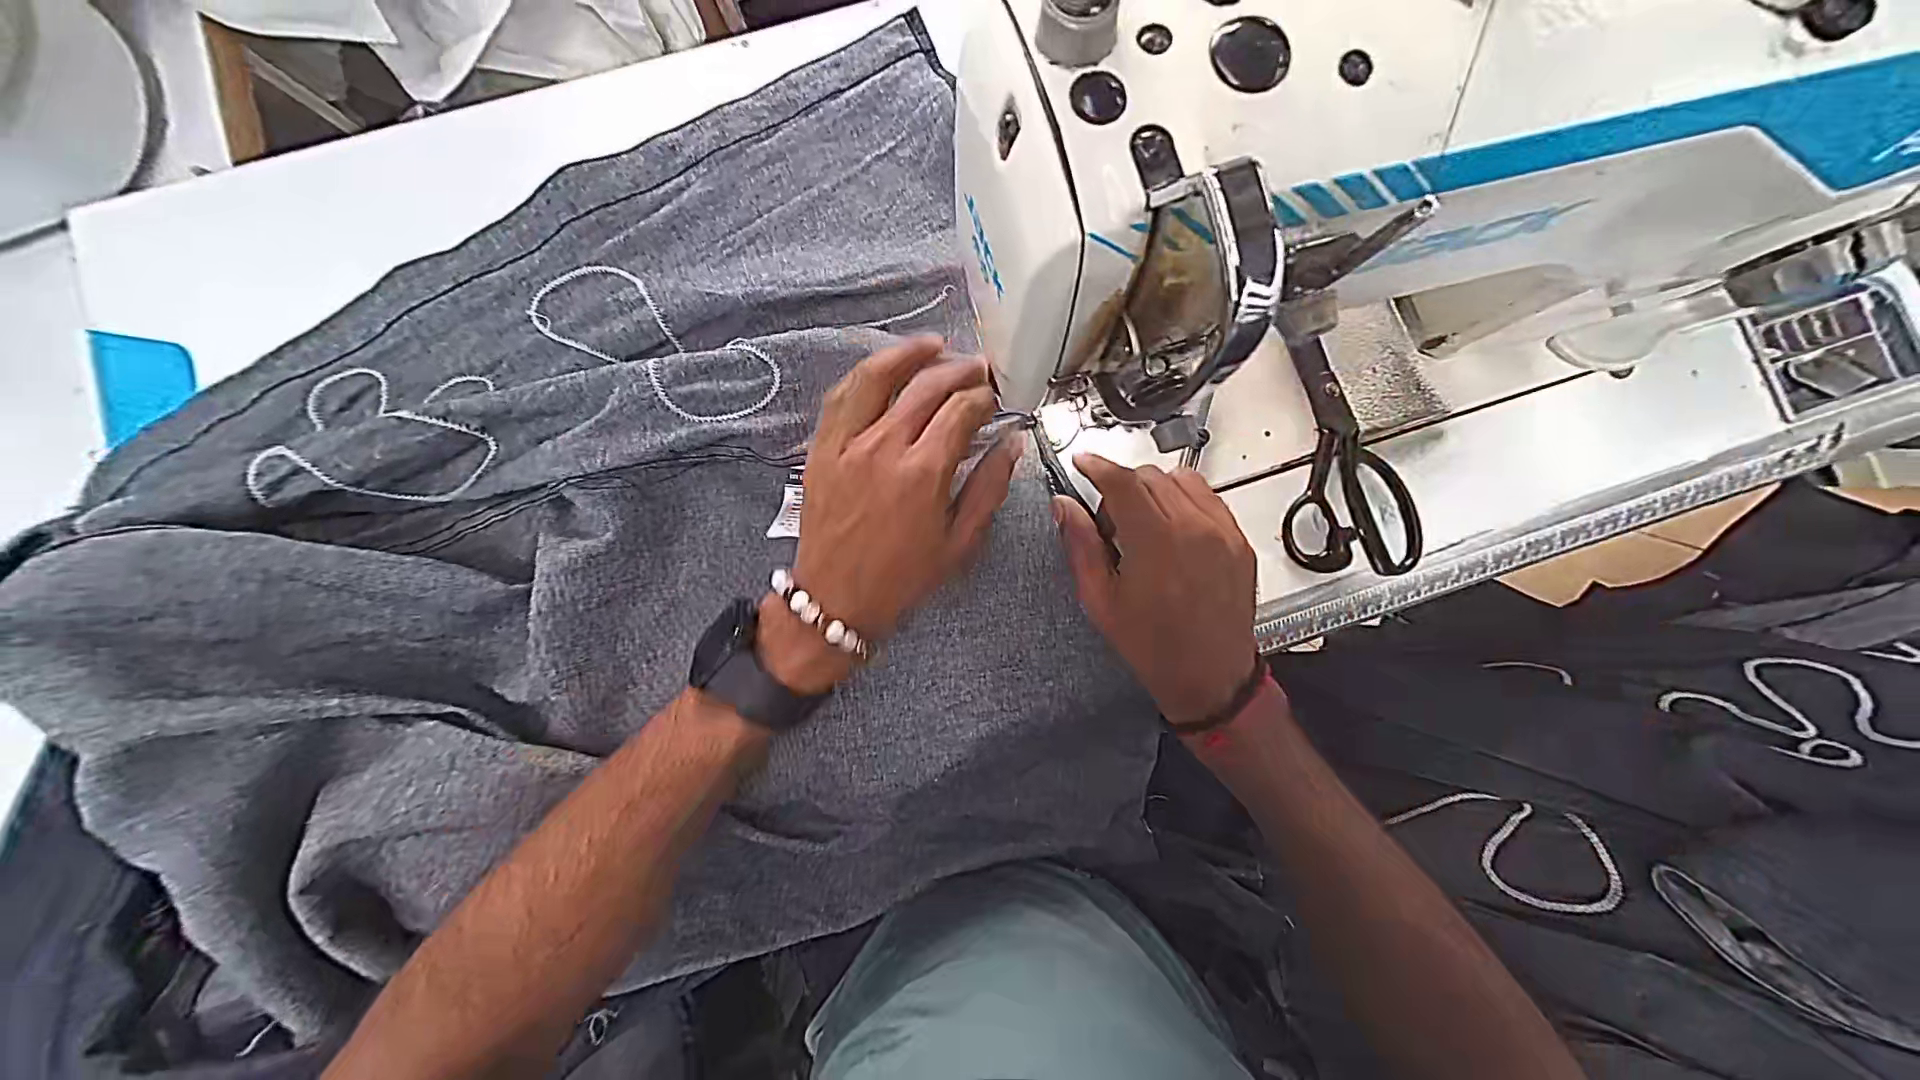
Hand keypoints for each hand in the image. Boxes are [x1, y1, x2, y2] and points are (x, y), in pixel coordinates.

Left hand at [759, 336, 1020, 693]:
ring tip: (933, 345)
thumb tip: (1011, 444)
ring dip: (908, 354)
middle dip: (958, 370)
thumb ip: (989, 487)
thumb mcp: (959, 543)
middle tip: (977, 368)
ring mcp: (847, 445)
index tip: (994, 397)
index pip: (961, 411)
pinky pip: (841, 397)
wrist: (836, 600)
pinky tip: (882, 368)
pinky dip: (864, 375)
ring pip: (878, 377)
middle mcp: (884, 448)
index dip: (983, 397)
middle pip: (926, 386)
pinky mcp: (821, 449)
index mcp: (923, 473)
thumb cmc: (901, 579)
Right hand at [1054, 454, 1258, 726]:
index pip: (1122, 481)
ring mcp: (1222, 533)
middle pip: (1149, 476)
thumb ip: (1081, 545)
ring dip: (1154, 491)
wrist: (1209, 676)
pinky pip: (1208, 498)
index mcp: (1156, 542)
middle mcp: (1194, 529)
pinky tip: (1171, 531)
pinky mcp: (1238, 540)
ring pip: (1180, 479)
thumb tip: (1064, 507)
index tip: (1085, 463)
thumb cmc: (1156, 647)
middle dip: (1122, 488)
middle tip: (1110, 523)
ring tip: (1143, 527)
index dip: (1097, 466)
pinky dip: (1183, 501)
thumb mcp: (1101, 600)